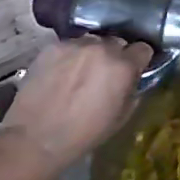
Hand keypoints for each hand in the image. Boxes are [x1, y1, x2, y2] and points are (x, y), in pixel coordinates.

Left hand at [0, 36, 152, 174]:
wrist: (36, 137)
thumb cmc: (84, 134)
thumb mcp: (120, 118)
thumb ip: (133, 90)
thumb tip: (134, 78)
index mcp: (123, 67)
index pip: (142, 48)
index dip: (139, 60)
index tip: (133, 69)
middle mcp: (102, 48)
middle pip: (117, 41)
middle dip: (115, 55)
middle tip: (105, 73)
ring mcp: (75, 44)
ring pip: (92, 41)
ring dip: (92, 53)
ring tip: (80, 72)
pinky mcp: (53, 46)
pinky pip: (69, 46)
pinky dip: (70, 56)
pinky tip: (61, 73)